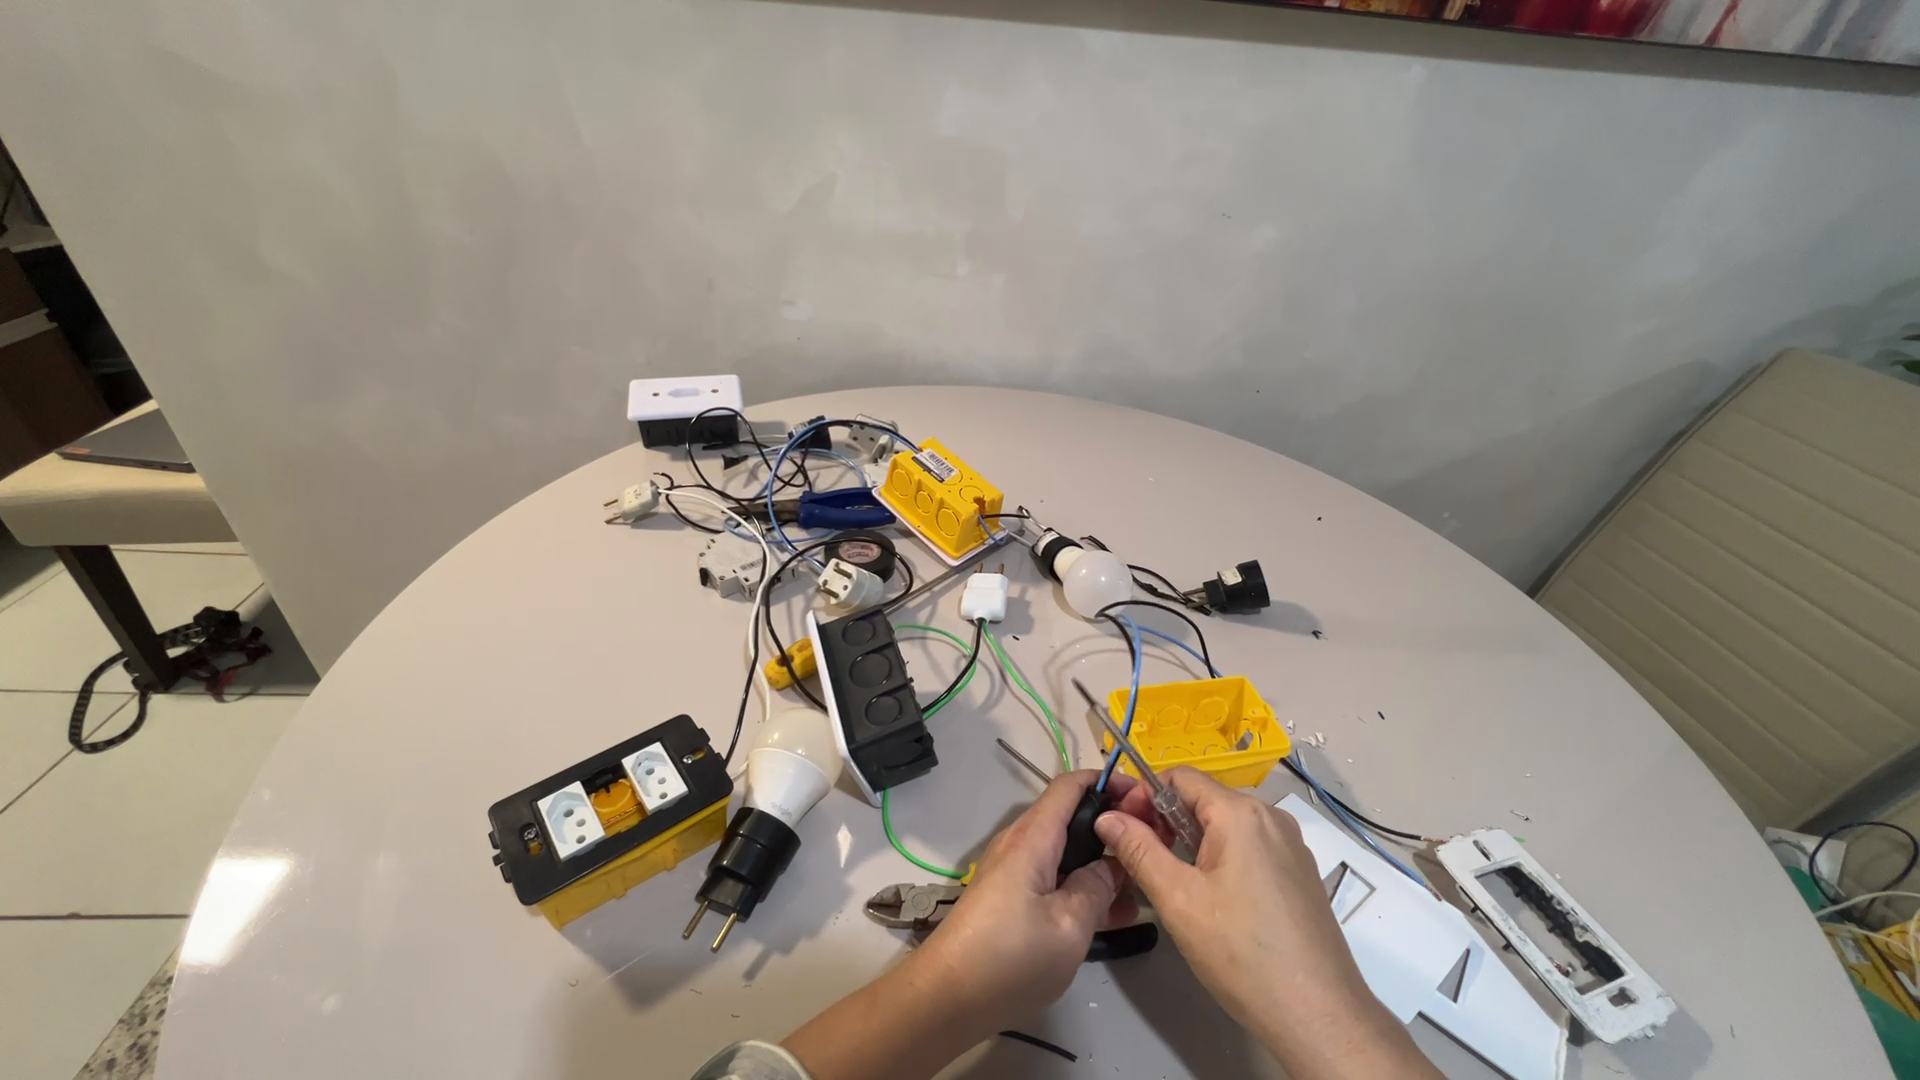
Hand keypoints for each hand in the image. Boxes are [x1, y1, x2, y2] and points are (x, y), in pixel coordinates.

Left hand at [784, 770, 1136, 1079]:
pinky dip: (1084, 887)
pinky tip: (1115, 916)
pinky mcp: (1012, 898)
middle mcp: (1022, 843)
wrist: (948, 997)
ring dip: (1103, 863)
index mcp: (1034, 837)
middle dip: (1113, 826)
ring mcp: (1015, 871)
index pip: (1071, 785)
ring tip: (1143, 887)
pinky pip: (1055, 878)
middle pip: (1072, 817)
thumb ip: (1096, 888)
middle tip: (1154, 846)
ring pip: (1067, 852)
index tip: (1145, 797)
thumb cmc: (1011, 956)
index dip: (1108, 781)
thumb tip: (1113, 864)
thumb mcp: (1069, 925)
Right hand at [1096, 768, 1440, 1078]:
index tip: (1124, 829)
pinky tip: (1213, 902)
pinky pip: (1249, 848)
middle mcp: (1270, 818)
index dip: (1145, 796)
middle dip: (1166, 821)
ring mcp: (1290, 846)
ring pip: (1225, 826)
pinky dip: (1221, 859)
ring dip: (1191, 842)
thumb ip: (1138, 849)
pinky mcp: (1299, 874)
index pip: (1180, 777)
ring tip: (1174, 885)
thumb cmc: (1242, 953)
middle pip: (1203, 800)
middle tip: (1143, 861)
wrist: (1319, 1015)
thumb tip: (1107, 816)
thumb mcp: (1177, 899)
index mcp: (1241, 813)